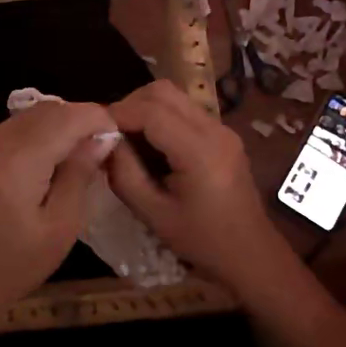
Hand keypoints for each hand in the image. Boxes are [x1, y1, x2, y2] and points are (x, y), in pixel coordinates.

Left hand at [0, 100, 118, 324]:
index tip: (116, 138)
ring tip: (82, 150)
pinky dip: (40, 130)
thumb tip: (103, 139)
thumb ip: (80, 174)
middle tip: (103, 145)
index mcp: (17, 164)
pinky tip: (53, 156)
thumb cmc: (18, 263)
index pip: (65, 118)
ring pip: (31, 114)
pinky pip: (15, 127)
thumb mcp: (62, 225)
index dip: (97, 119)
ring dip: (61, 122)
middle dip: (81, 118)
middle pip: (48, 109)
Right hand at [106, 81, 295, 296]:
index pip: (151, 112)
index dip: (118, 114)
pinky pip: (186, 110)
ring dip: (146, 109)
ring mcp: (223, 129)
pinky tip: (150, 146)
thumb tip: (105, 140)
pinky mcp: (224, 134)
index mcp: (199, 151)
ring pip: (175, 96)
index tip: (94, 129)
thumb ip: (125, 174)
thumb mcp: (154, 215)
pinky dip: (162, 117)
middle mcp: (215, 130)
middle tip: (110, 132)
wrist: (251, 254)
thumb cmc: (202, 242)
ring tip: (127, 139)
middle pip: (163, 92)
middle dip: (130, 104)